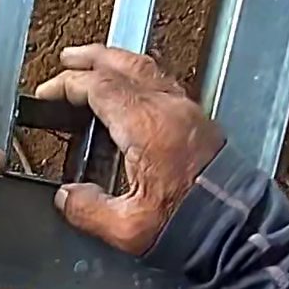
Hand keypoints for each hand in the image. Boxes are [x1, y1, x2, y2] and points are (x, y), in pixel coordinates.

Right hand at [35, 45, 225, 254]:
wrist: (239, 230)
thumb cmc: (190, 226)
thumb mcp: (126, 228)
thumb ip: (88, 209)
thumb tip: (66, 196)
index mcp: (145, 126)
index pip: (99, 87)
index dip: (68, 85)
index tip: (48, 91)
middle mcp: (168, 108)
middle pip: (124, 64)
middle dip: (91, 58)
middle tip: (68, 60)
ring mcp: (186, 111)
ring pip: (147, 69)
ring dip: (116, 63)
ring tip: (96, 67)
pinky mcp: (198, 121)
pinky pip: (163, 84)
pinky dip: (138, 78)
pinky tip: (131, 92)